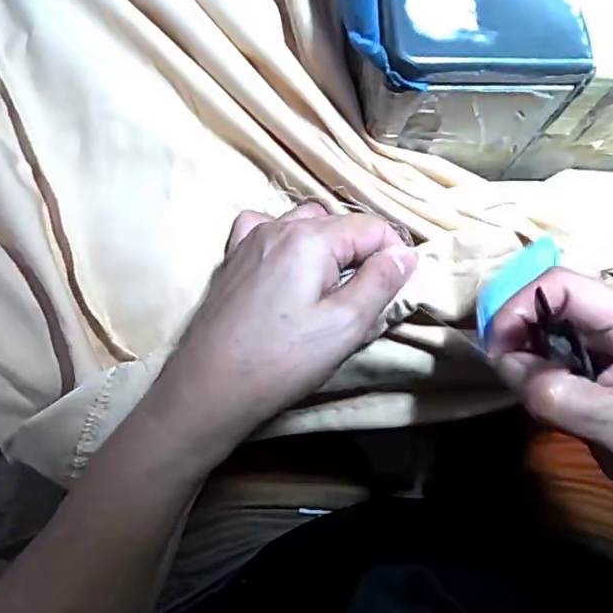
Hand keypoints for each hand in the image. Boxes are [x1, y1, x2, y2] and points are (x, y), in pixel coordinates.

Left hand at [148, 202, 416, 452]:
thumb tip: (405, 254)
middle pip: (340, 224)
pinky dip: (288, 239)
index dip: (394, 254)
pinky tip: (289, 266)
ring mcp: (250, 239)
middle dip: (363, 253)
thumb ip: (381, 282)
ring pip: (306, 222)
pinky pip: (267, 228)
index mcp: (310, 238)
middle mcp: (278, 226)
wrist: (208, 390)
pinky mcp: (232, 258)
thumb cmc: (282, 361)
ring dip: (329, 246)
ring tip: (331, 286)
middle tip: (366, 299)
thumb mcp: (345, 326)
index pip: (372, 227)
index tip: (395, 290)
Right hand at [485, 267, 612, 521]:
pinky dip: (540, 356)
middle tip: (501, 362)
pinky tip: (537, 380)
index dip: (521, 306)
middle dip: (521, 323)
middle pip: (559, 294)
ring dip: (528, 341)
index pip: (567, 286)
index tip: (495, 346)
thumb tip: (502, 362)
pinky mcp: (609, 350)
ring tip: (518, 375)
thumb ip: (554, 393)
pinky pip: (562, 338)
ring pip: (556, 316)